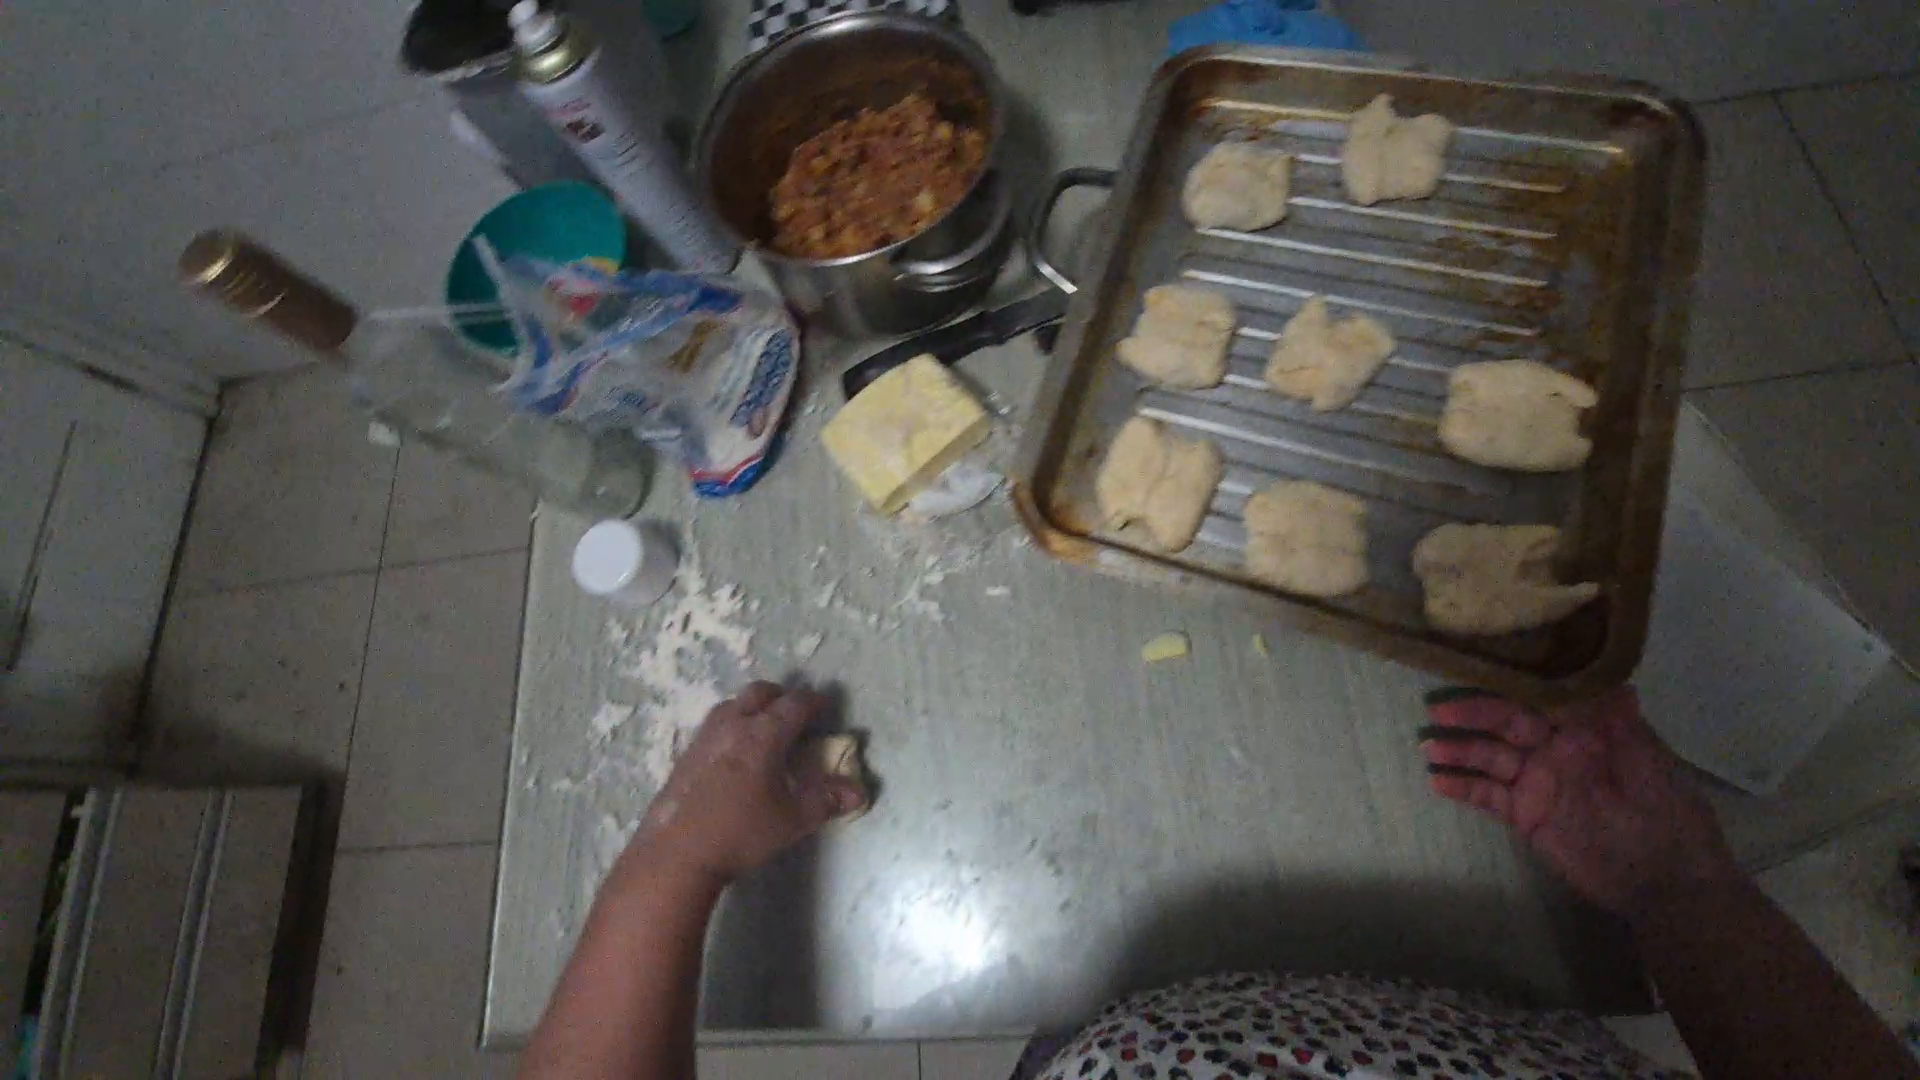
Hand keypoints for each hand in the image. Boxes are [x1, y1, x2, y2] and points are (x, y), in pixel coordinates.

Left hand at [634, 682, 865, 886]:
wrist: (675, 856)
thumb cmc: (740, 834)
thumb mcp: (792, 820)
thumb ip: (826, 801)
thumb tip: (859, 792)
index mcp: (763, 735)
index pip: (794, 704)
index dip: (814, 701)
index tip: (826, 707)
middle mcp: (733, 726)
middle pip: (760, 692)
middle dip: (782, 697)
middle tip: (795, 715)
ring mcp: (704, 738)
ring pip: (732, 704)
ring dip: (752, 708)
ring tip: (763, 730)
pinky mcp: (685, 756)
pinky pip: (714, 726)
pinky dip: (731, 727)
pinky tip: (733, 755)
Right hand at [1420, 685, 1738, 917]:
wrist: (1669, 887)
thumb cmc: (1668, 819)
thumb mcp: (1651, 768)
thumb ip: (1623, 727)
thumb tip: (1613, 682)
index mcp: (1584, 734)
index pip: (1537, 700)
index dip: (1507, 687)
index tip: (1475, 674)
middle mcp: (1553, 751)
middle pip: (1503, 725)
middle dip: (1469, 716)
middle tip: (1436, 712)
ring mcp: (1535, 782)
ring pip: (1488, 757)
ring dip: (1457, 750)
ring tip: (1428, 748)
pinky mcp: (1523, 813)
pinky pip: (1485, 794)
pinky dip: (1460, 786)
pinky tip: (1436, 781)